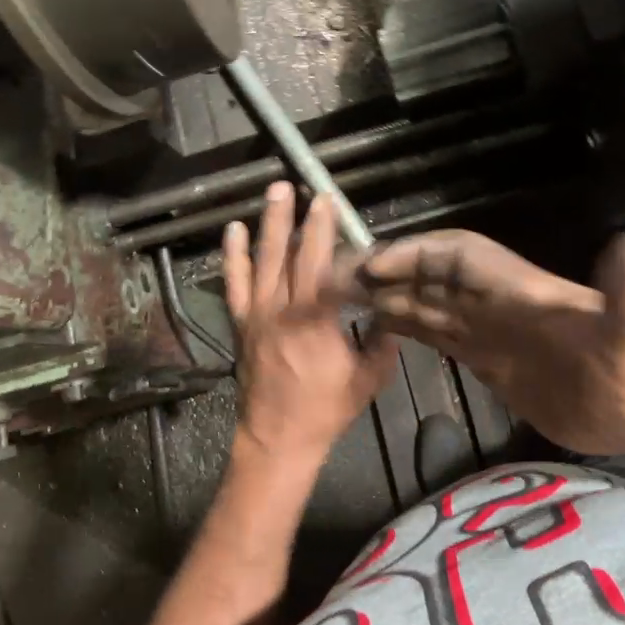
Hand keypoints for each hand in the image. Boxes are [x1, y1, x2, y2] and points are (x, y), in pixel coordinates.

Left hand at [225, 184, 399, 462]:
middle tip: (294, 185)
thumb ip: (383, 342)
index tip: (327, 201)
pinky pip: (234, 284)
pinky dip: (232, 256)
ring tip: (272, 194)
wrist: (278, 438)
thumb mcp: (369, 378)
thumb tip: (391, 311)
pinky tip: (233, 232)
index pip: (321, 262)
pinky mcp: (241, 324)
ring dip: (267, 225)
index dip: (324, 229)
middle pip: (288, 253)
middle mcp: (282, 309)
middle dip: (293, 217)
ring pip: (260, 260)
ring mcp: (256, 314)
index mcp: (315, 318)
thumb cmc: (325, 409)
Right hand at [330, 231, 624, 456]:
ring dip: (386, 295)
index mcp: (522, 290)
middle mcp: (498, 302)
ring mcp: (492, 330)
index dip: (416, 253)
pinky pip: (437, 334)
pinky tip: (377, 328)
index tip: (370, 265)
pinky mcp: (490, 360)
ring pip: (427, 301)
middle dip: (385, 271)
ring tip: (340, 300)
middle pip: (431, 275)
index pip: (458, 257)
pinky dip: (404, 325)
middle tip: (332, 281)